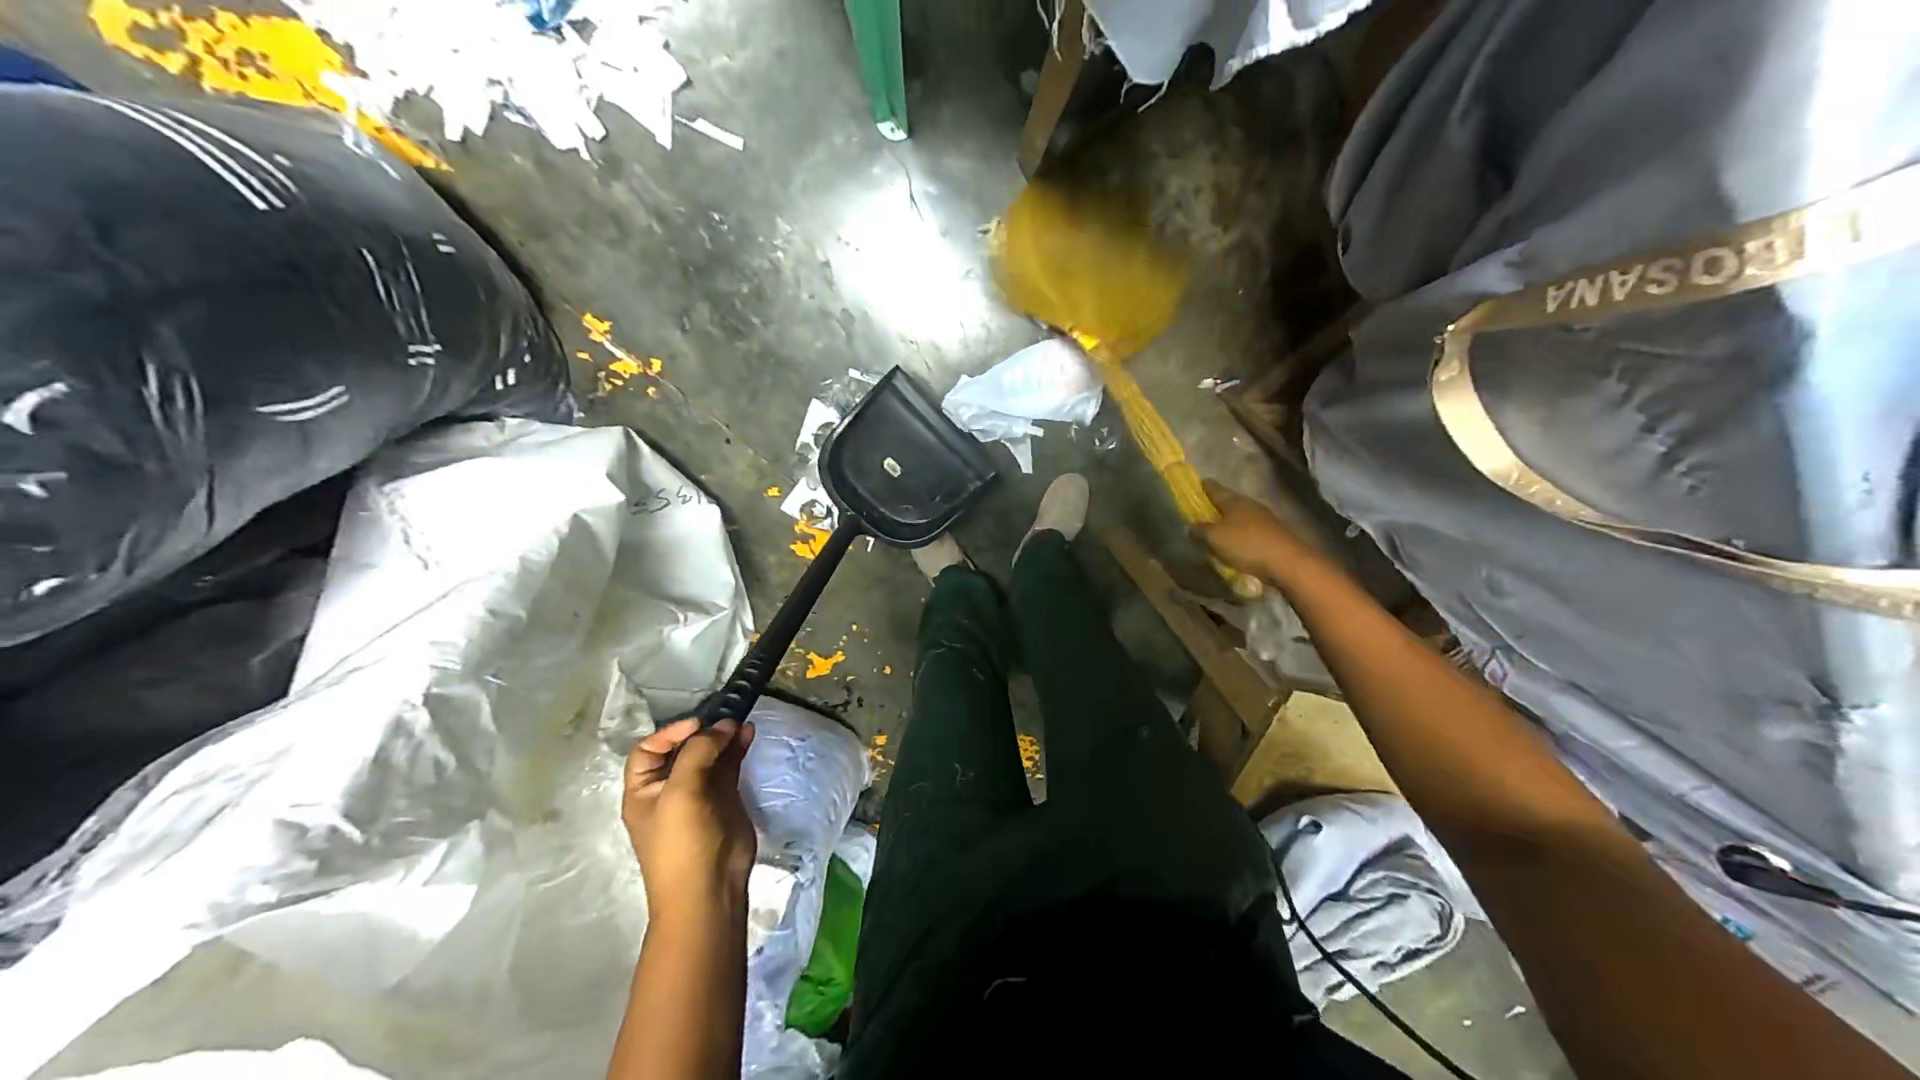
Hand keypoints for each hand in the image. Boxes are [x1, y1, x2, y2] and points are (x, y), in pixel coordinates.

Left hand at [623, 717, 757, 918]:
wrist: (709, 889)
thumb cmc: (682, 842)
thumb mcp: (680, 793)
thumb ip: (697, 753)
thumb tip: (722, 725)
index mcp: (643, 790)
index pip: (648, 750)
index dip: (669, 734)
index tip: (697, 725)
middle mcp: (669, 788)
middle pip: (682, 749)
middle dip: (701, 732)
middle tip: (724, 720)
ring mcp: (699, 792)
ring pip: (709, 754)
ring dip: (723, 736)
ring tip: (739, 722)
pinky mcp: (724, 798)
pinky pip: (729, 765)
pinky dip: (738, 748)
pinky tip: (748, 733)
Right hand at [1193, 478, 1310, 579]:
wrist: (1286, 561)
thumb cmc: (1245, 544)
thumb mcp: (1215, 538)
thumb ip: (1201, 530)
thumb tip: (1190, 526)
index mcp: (1234, 502)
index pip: (1217, 489)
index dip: (1207, 486)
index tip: (1200, 481)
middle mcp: (1250, 505)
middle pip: (1231, 501)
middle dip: (1218, 502)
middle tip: (1205, 505)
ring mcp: (1264, 519)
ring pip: (1241, 514)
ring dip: (1230, 518)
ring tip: (1218, 524)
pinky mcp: (1272, 533)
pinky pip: (1250, 528)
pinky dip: (1240, 531)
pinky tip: (1235, 538)